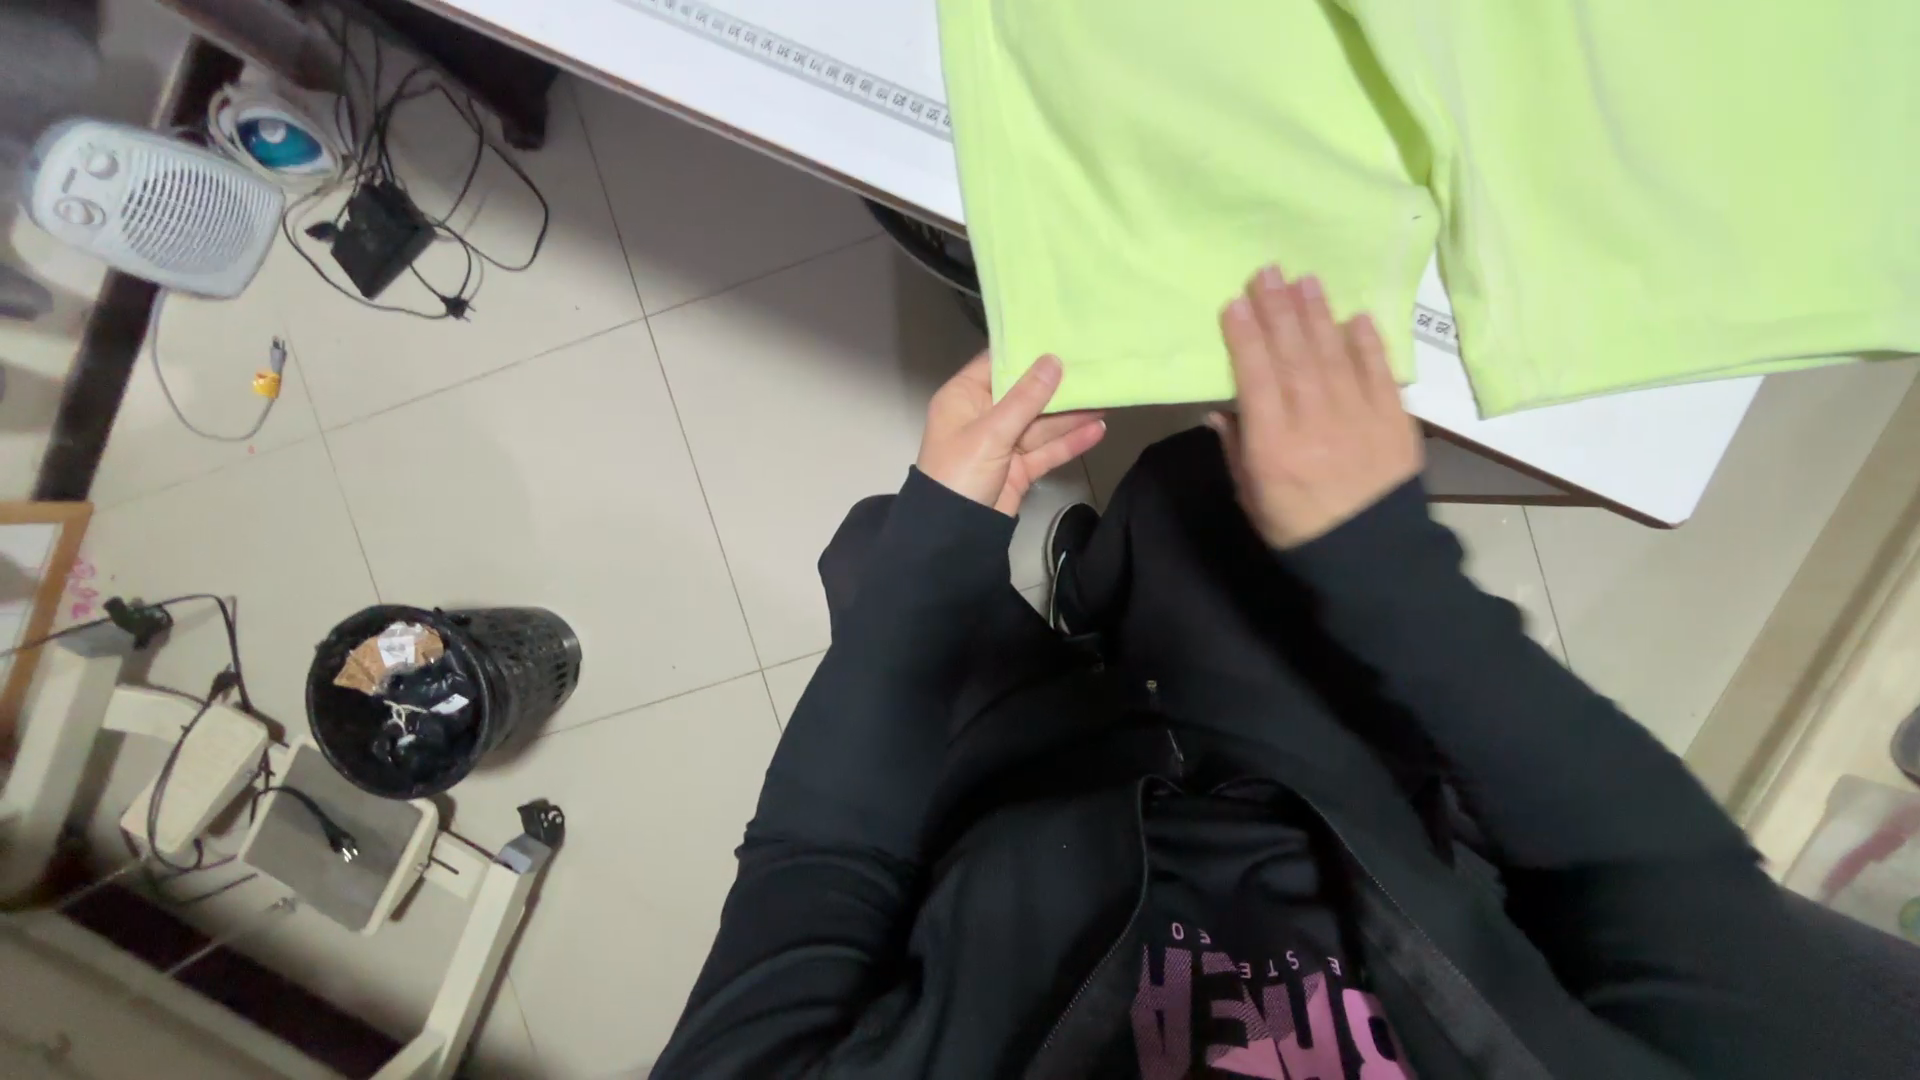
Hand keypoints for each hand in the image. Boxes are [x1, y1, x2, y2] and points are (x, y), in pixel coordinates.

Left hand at [917, 352, 1106, 515]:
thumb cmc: (961, 472)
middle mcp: (983, 416)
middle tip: (1095, 366)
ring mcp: (1002, 444)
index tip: (1060, 336)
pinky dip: (1070, 442)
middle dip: (1058, 385)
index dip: (1027, 351)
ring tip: (1107, 397)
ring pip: (1041, 423)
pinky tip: (1097, 429)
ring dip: (1072, 414)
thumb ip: (1025, 397)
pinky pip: (1047, 450)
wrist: (953, 533)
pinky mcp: (1019, 468)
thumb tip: (1053, 360)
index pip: (997, 364)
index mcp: (964, 398)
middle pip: (1025, 394)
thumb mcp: (991, 431)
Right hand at [1211, 266, 1422, 547]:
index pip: (1257, 377)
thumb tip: (1223, 407)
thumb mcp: (1250, 494)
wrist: (1368, 554)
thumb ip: (1237, 448)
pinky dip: (1367, 343)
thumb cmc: (1295, 527)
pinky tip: (1354, 317)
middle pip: (1294, 355)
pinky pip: (1379, 372)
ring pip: (1334, 354)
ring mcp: (1359, 416)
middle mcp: (1315, 422)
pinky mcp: (1394, 419)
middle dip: (1278, 310)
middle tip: (1268, 272)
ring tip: (1305, 280)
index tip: (1234, 304)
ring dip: (1318, 314)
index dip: (1245, 337)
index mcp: (1274, 445)